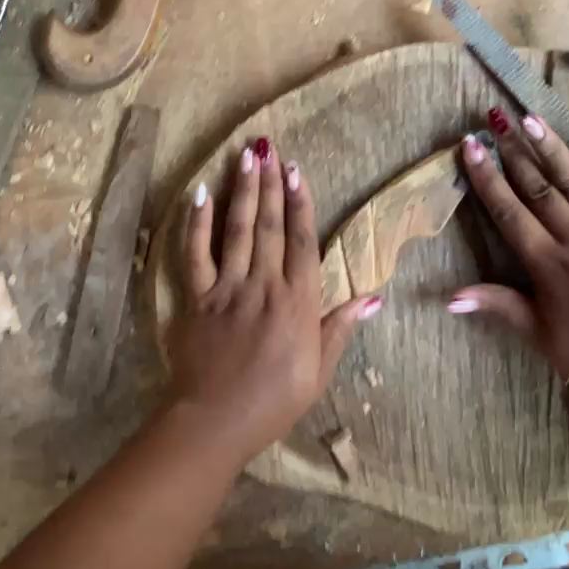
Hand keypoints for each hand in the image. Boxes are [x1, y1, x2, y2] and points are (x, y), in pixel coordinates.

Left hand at [166, 139, 379, 466]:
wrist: (217, 420)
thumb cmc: (275, 401)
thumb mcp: (319, 371)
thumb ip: (340, 328)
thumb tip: (372, 297)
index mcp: (298, 302)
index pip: (301, 241)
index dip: (300, 203)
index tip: (297, 171)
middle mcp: (264, 285)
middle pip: (269, 226)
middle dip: (270, 184)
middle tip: (269, 148)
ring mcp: (228, 288)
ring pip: (237, 230)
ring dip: (241, 190)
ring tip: (245, 157)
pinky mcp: (198, 297)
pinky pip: (196, 253)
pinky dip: (197, 223)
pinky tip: (199, 193)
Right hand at [450, 109, 568, 409]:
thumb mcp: (545, 340)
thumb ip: (501, 308)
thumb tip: (450, 297)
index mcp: (549, 265)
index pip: (509, 213)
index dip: (487, 178)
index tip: (470, 146)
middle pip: (539, 189)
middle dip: (513, 154)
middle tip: (495, 122)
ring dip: (553, 148)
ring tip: (532, 118)